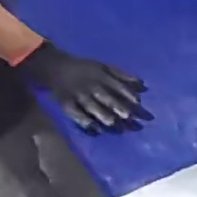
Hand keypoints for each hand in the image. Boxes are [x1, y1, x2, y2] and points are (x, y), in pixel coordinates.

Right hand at [17, 41, 150, 133]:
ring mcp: (78, 95)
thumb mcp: (104, 67)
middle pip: (106, 98)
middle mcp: (91, 86)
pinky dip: (85, 123)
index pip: (117, 86)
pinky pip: (76, 114)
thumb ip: (123, 76)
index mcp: (101, 76)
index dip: (128, 94)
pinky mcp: (67, 103)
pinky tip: (97, 131)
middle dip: (118, 107)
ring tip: (115, 126)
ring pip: (92, 107)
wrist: (53, 66)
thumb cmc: (84, 69)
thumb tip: (143, 85)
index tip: (138, 103)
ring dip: (104, 116)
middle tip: (129, 117)